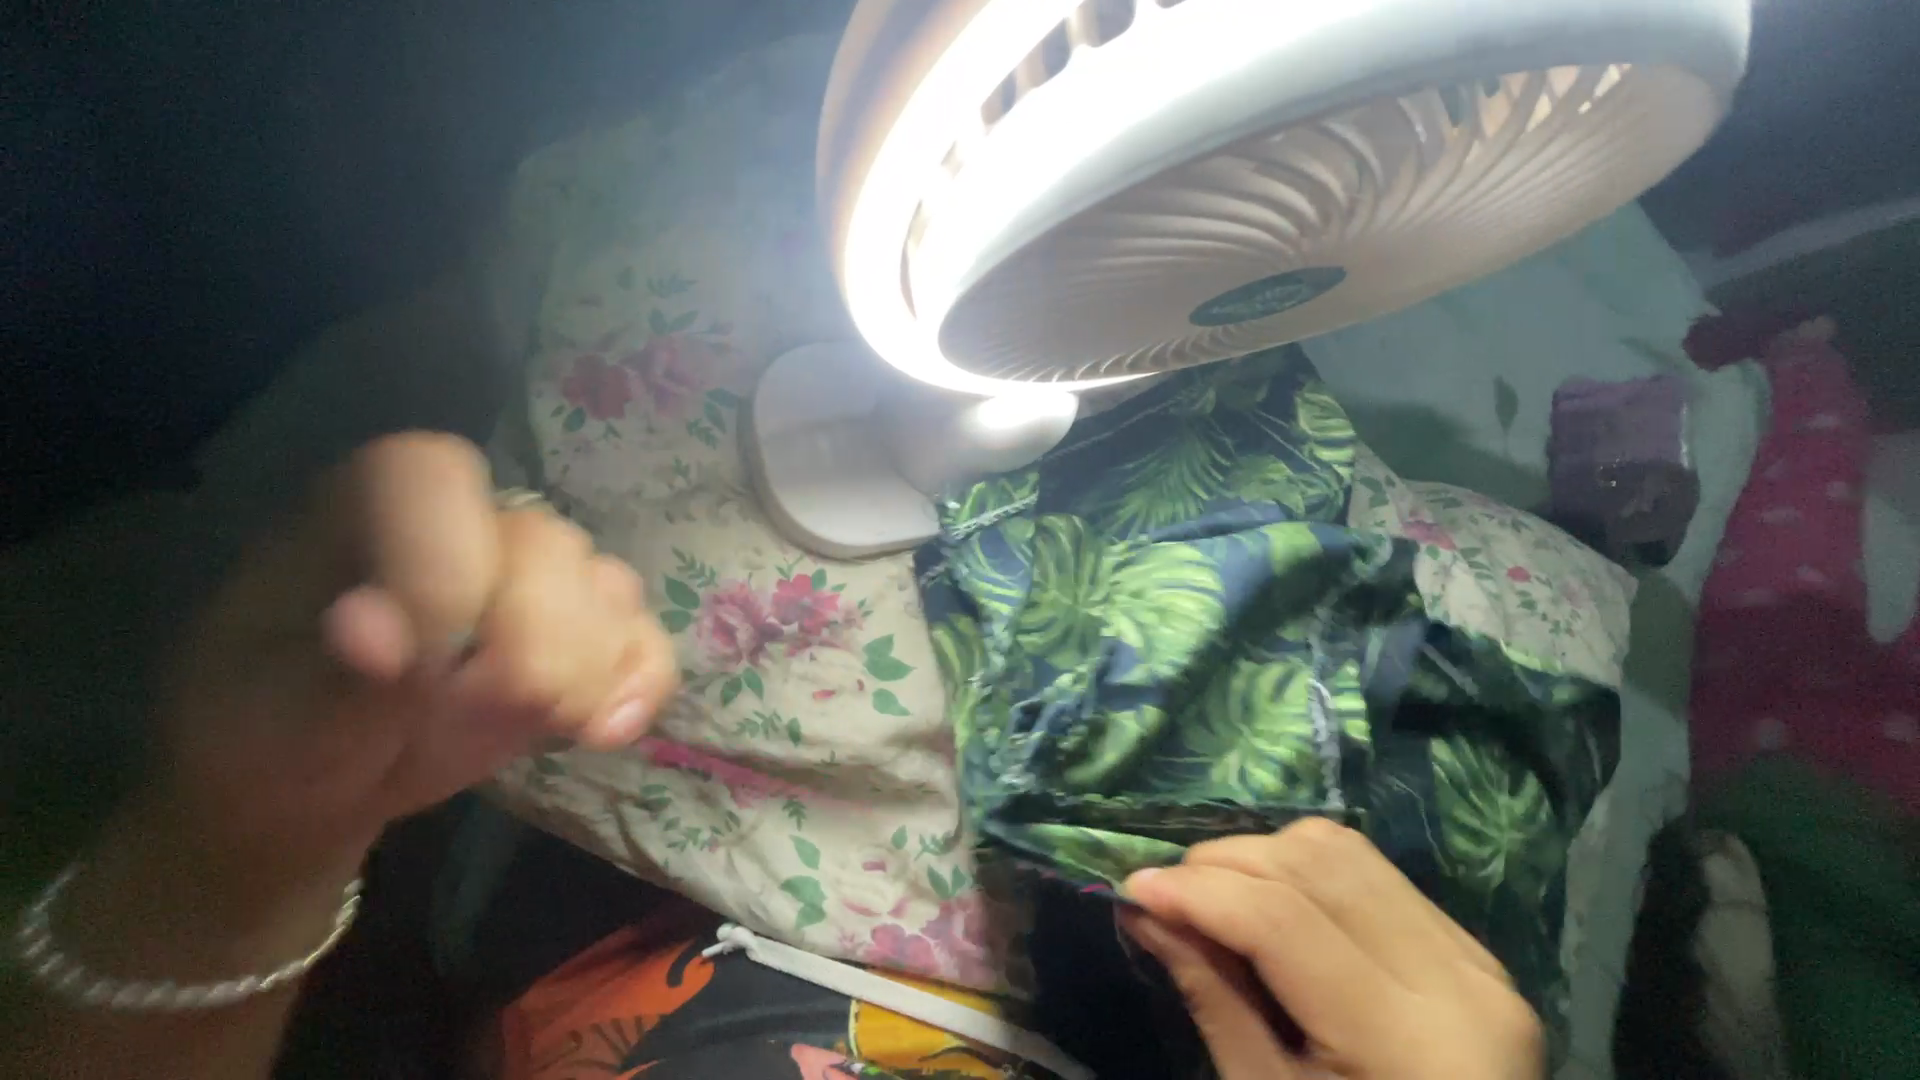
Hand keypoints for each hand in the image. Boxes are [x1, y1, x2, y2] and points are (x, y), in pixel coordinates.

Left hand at [153, 432, 678, 869]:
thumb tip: (375, 630)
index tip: (421, 661)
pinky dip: (641, 686)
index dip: (447, 559)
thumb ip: (328, 677)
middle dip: (528, 644)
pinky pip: (647, 642)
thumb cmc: (273, 733)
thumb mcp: (269, 718)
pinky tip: (608, 732)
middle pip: (547, 544)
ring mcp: (546, 578)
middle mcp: (475, 524)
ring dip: (582, 674)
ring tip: (529, 730)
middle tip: (464, 713)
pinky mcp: (592, 635)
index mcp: (374, 505)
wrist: (323, 779)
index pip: (435, 478)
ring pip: (610, 589)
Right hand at [1121, 818, 1543, 1079]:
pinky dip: (1304, 866)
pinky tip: (1272, 897)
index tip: (1133, 889)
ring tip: (1215, 892)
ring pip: (1340, 849)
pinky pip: (1370, 869)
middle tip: (1166, 892)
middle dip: (1220, 863)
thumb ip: (1210, 995)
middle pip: (1311, 865)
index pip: (1281, 920)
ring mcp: (1474, 958)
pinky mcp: (1470, 948)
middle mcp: (1458, 982)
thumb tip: (1141, 907)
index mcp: (1408, 1045)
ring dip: (1259, 853)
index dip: (1197, 893)